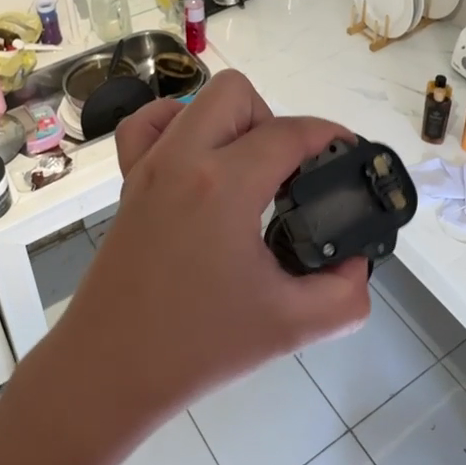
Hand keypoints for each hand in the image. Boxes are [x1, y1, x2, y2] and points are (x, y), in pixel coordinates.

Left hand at [58, 71, 371, 409]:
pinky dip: (176, 125)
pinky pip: (146, 125)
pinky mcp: (127, 182)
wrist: (109, 371)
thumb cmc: (197, 347)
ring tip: (246, 169)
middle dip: (275, 122)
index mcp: (225, 185)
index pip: (289, 133)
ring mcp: (149, 165)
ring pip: (196, 100)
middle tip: (289, 174)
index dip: (329, 137)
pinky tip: (196, 159)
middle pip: (239, 93)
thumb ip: (344, 294)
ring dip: (231, 121)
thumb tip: (356, 264)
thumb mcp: (289, 328)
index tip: (348, 157)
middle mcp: (183, 158)